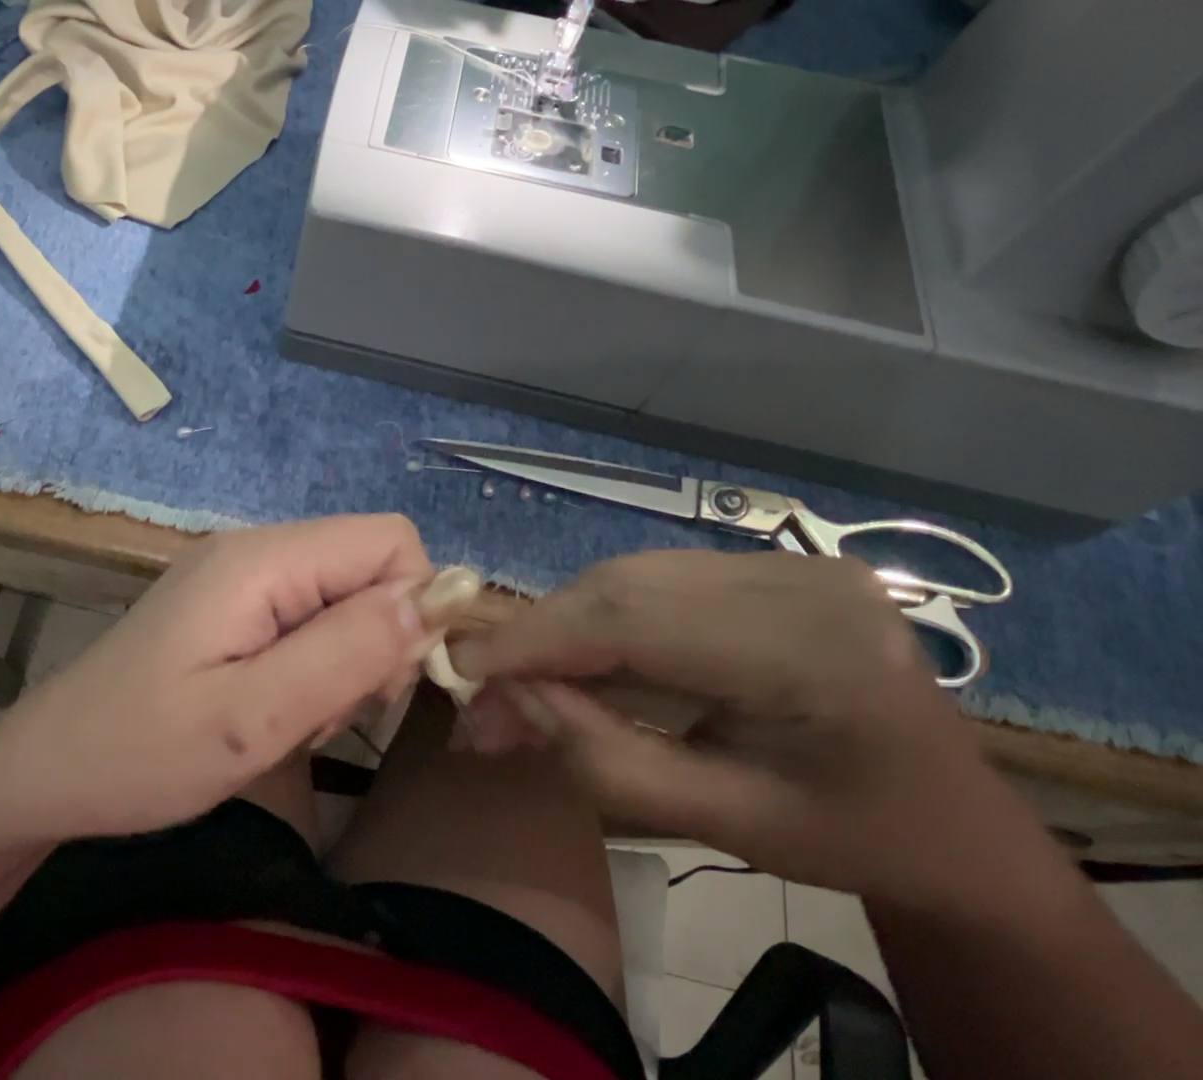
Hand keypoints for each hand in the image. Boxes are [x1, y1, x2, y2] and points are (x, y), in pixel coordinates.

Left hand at [0, 515, 436, 839]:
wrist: (47, 772)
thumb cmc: (140, 754)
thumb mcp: (252, 717)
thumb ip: (346, 652)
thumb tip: (436, 597)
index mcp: (261, 561)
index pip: (391, 541)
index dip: (410, 609)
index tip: (377, 686)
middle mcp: (253, 552)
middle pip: (370, 568)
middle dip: (376, 644)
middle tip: (325, 714)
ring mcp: (237, 580)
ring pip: (344, 601)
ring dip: (343, 666)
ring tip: (292, 722)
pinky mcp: (227, 611)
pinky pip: (307, 623)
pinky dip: (312, 671)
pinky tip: (274, 714)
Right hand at [451, 550, 1042, 909]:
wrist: (956, 825)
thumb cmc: (848, 841)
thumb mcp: (721, 823)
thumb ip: (605, 758)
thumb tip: (511, 694)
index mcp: (813, 653)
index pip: (635, 620)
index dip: (533, 638)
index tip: (454, 664)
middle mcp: (805, 582)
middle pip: (625, 584)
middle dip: (539, 635)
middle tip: (482, 693)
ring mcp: (796, 564)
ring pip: (632, 576)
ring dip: (564, 627)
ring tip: (524, 686)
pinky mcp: (778, 567)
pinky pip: (659, 583)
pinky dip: (603, 621)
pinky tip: (581, 664)